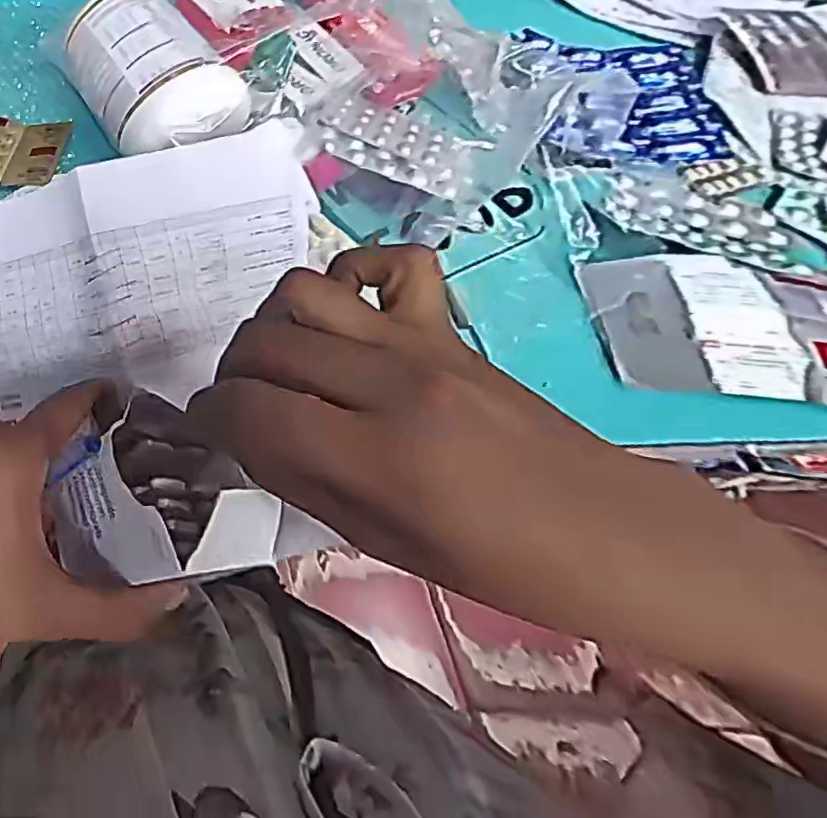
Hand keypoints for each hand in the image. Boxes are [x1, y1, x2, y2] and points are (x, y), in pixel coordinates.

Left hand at [0, 382, 181, 666]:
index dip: (96, 399)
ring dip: (21, 458)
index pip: (66, 407)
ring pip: (2, 434)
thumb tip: (175, 598)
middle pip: (36, 429)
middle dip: (59, 453)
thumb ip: (121, 609)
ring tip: (34, 505)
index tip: (121, 400)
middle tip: (79, 491)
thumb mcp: (51, 608)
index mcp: (12, 455)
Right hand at [186, 244, 625, 601]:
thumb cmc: (498, 564)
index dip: (210, 417)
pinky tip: (345, 312)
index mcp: (382, 458)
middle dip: (230, 375)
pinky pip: (390, 263)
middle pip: (265, 344)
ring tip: (280, 360)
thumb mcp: (378, 541)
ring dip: (269, 324)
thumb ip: (295, 476)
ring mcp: (425, 344)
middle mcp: (396, 383)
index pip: (252, 410)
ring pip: (302, 291)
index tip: (207, 427)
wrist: (619, 537)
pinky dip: (351, 273)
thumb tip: (240, 432)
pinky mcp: (448, 328)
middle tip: (241, 404)